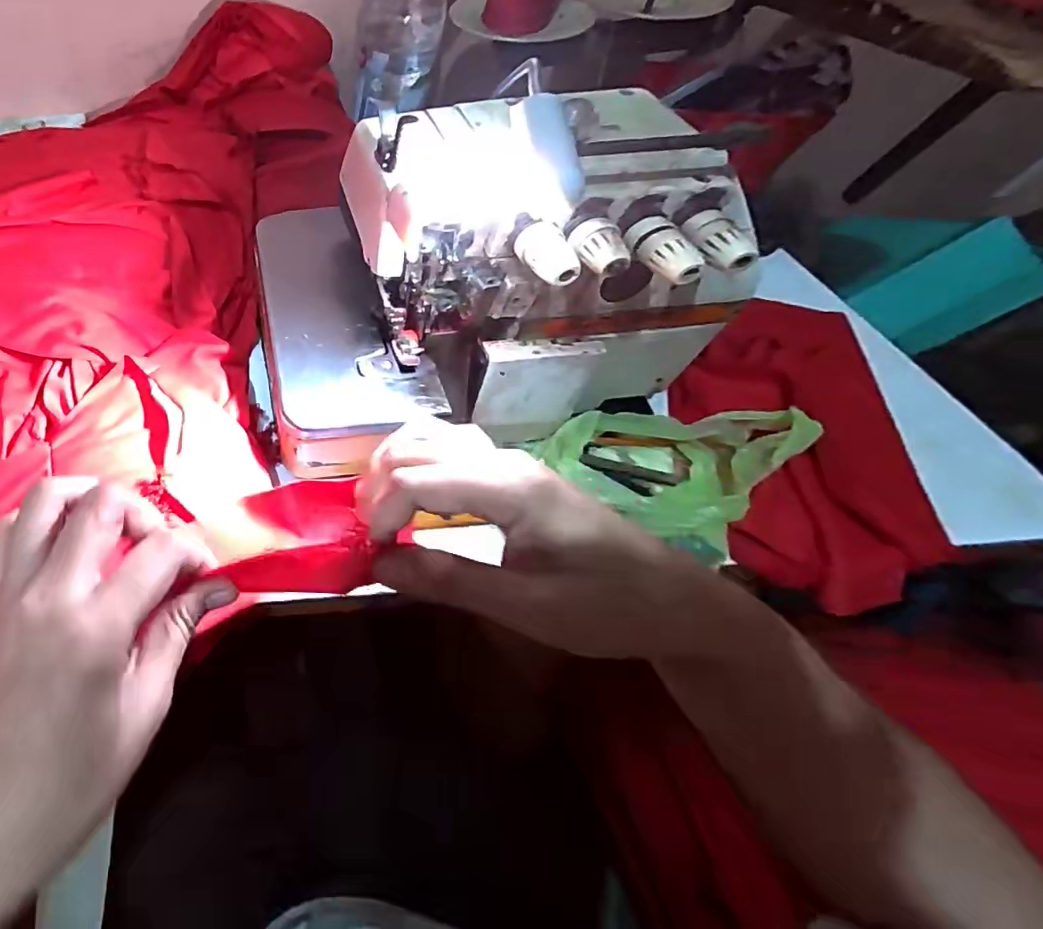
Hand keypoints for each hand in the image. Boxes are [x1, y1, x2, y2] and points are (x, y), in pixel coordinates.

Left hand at [0, 479, 236, 927]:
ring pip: (45, 497)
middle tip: (160, 550)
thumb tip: (216, 588)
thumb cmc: (75, 778)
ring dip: (89, 497)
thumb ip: (175, 632)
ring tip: (116, 528)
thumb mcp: (144, 710)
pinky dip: (41, 519)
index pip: (158, 551)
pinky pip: (9, 529)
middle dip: (146, 513)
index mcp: (96, 627)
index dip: (194, 552)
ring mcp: (10, 589)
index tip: (206, 575)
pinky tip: (66, 546)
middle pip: (101, 503)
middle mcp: (49, 592)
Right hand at [358, 420, 748, 662]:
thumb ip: (448, 580)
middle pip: (418, 444)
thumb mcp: (525, 605)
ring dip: (395, 465)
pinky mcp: (515, 472)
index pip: (419, 479)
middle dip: (379, 483)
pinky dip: (418, 464)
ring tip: (380, 508)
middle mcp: (506, 460)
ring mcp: (512, 460)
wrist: (674, 600)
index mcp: (510, 487)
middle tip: (368, 530)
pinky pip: (450, 448)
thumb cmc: (605, 607)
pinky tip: (413, 496)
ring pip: (432, 436)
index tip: (374, 552)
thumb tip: (379, 566)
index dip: (383, 512)